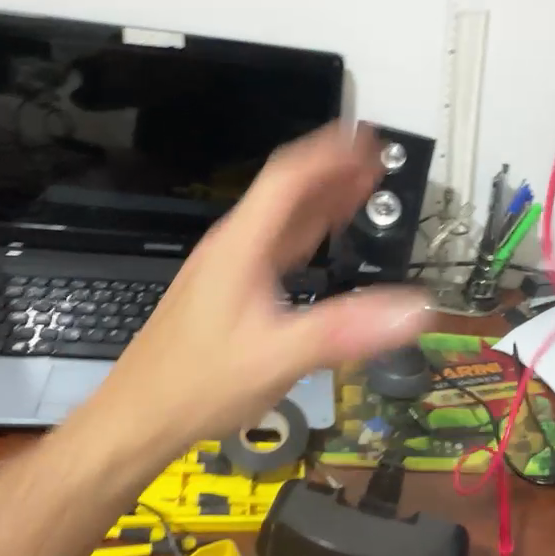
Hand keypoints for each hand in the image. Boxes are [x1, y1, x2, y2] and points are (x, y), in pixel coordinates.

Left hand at [78, 124, 431, 446]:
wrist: (142, 417)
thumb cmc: (198, 384)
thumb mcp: (278, 358)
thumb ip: (345, 332)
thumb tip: (413, 310)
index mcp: (241, 249)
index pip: (287, 180)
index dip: (328, 154)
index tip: (365, 139)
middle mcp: (233, 251)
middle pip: (286, 193)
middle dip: (332, 171)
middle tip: (374, 159)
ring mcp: (229, 272)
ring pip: (281, 222)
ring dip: (321, 201)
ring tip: (361, 190)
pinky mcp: (229, 295)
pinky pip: (275, 250)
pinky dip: (307, 236)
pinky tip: (322, 246)